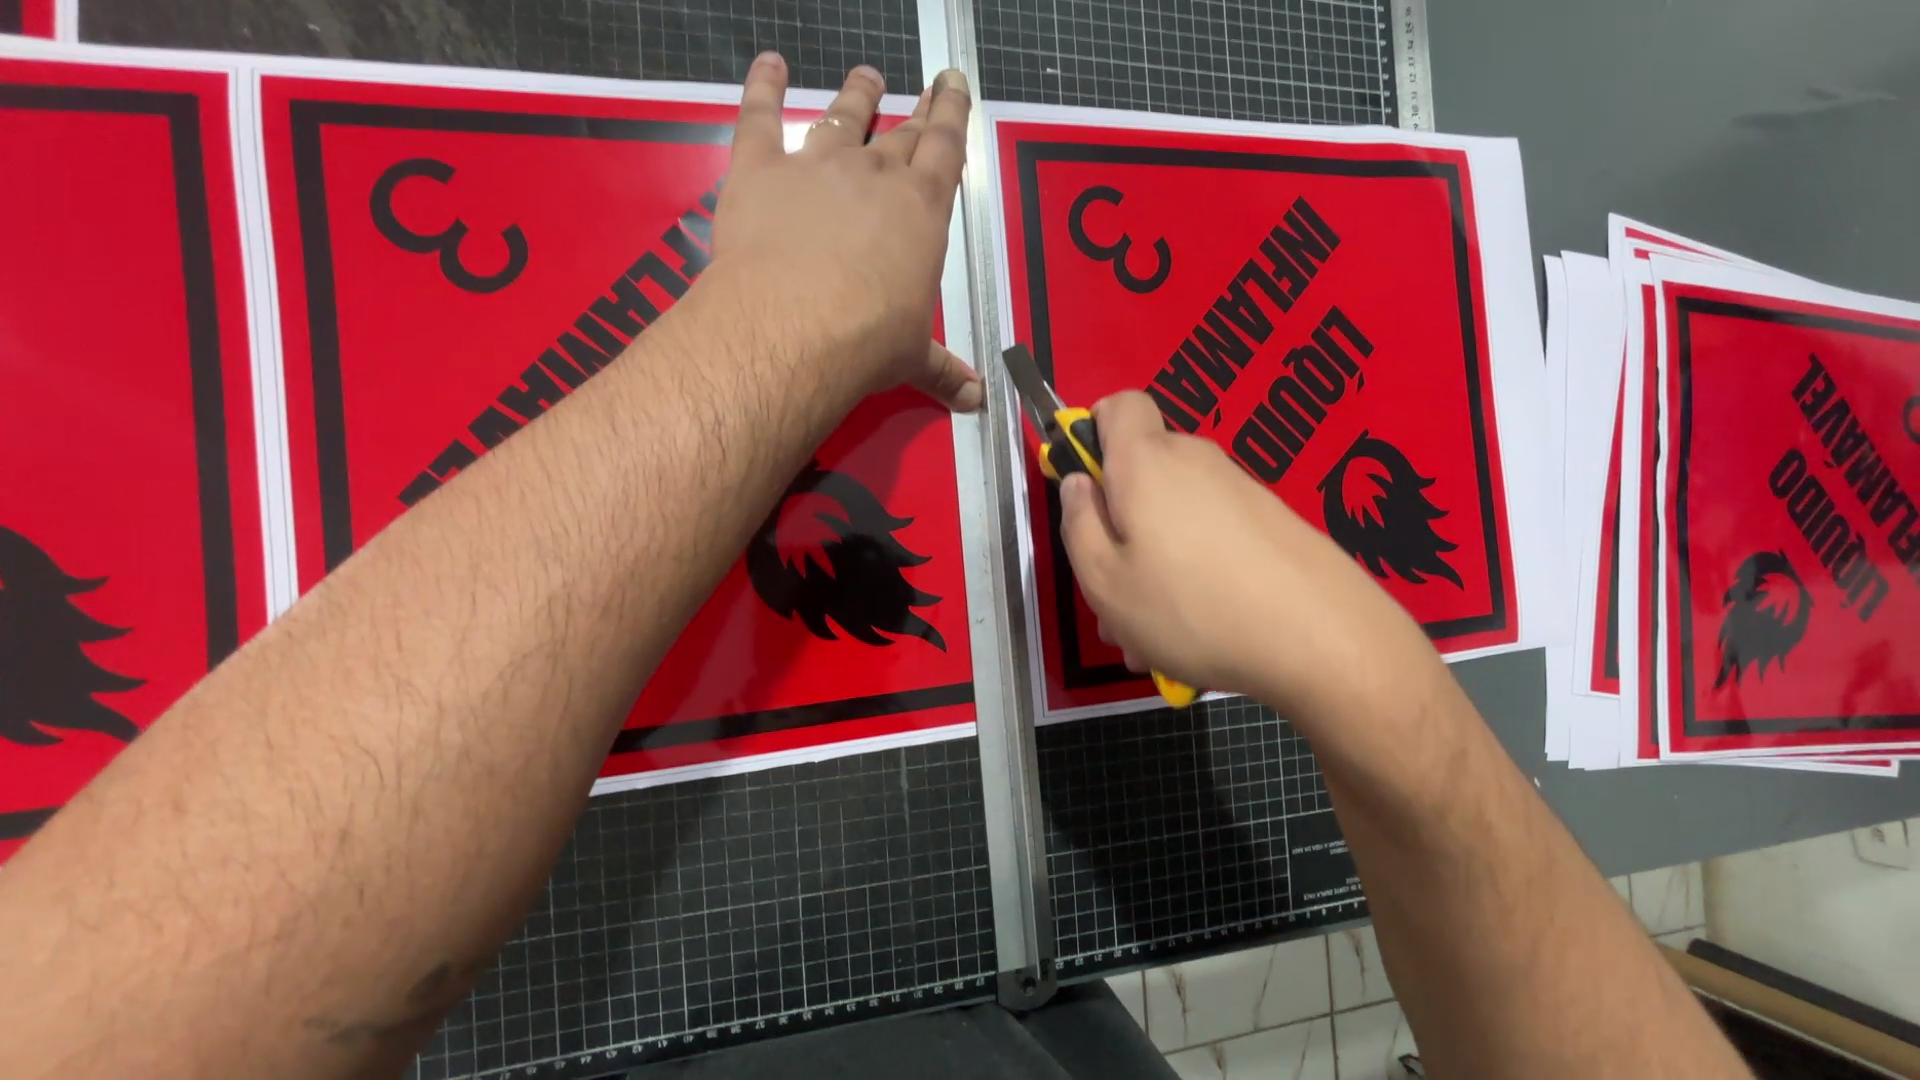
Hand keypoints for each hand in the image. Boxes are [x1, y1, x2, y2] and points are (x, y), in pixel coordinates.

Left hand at [709, 54, 980, 410]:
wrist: (792, 328)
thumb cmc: (867, 342)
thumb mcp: (913, 359)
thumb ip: (944, 371)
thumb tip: (976, 400)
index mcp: (922, 211)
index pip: (945, 149)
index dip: (951, 114)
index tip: (952, 86)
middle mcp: (874, 175)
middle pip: (901, 132)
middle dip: (917, 109)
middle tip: (926, 87)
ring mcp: (816, 166)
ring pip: (841, 116)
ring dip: (856, 96)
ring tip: (866, 77)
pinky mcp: (759, 170)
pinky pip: (760, 116)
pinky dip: (763, 85)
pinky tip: (769, 62)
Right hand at [1058, 392, 1445, 720]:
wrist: (1321, 638)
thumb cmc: (1191, 607)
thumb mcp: (1104, 580)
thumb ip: (1077, 524)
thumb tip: (1078, 483)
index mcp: (1146, 462)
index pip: (1119, 404)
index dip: (1093, 434)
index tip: (1087, 490)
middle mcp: (1194, 461)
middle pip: (1141, 473)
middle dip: (1118, 527)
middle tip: (1112, 597)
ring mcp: (1239, 491)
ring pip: (1173, 518)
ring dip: (1152, 565)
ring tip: (1152, 635)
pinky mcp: (1271, 522)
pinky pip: (1211, 538)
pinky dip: (1193, 573)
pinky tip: (1197, 630)